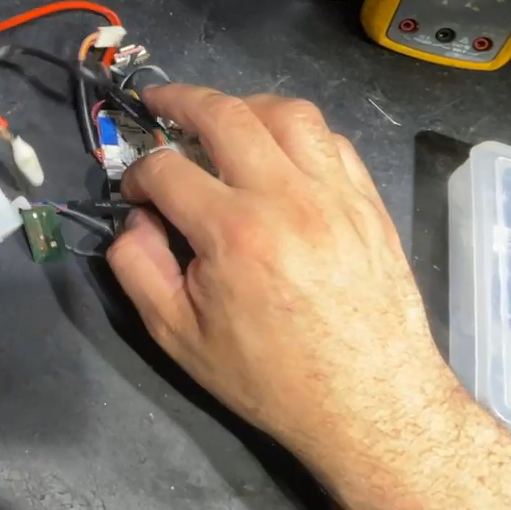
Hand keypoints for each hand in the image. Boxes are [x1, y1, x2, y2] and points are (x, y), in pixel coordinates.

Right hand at [106, 86, 463, 481]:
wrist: (376, 410)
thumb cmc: (268, 375)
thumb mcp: (175, 334)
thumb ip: (135, 265)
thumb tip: (137, 217)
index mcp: (234, 234)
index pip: (165, 169)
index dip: (137, 175)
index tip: (136, 195)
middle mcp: (286, 199)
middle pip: (223, 113)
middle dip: (177, 100)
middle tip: (156, 103)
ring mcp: (335, 196)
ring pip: (285, 112)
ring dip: (241, 105)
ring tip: (220, 119)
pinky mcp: (367, 204)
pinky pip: (329, 139)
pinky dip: (292, 132)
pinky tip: (274, 151)